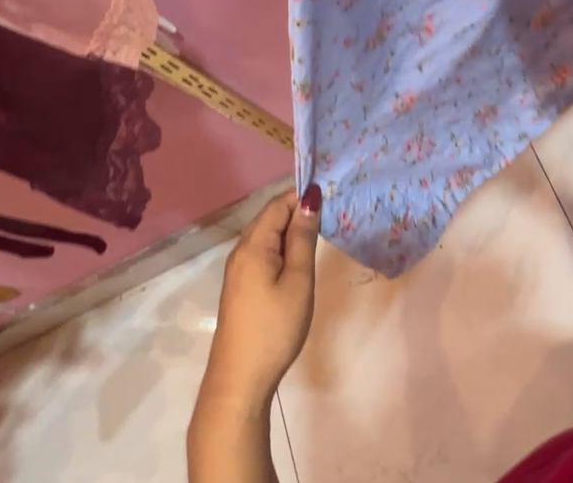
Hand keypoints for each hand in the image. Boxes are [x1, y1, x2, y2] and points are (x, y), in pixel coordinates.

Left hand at [200, 186, 321, 411]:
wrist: (240, 379)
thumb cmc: (275, 327)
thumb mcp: (298, 280)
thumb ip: (303, 238)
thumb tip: (310, 199)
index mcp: (253, 245)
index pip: (278, 204)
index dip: (303, 195)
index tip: (332, 194)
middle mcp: (241, 251)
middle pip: (271, 217)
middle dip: (298, 209)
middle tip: (333, 210)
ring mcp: (239, 270)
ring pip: (267, 235)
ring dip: (292, 228)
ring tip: (321, 230)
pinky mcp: (241, 286)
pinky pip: (263, 252)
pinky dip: (283, 246)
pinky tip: (300, 256)